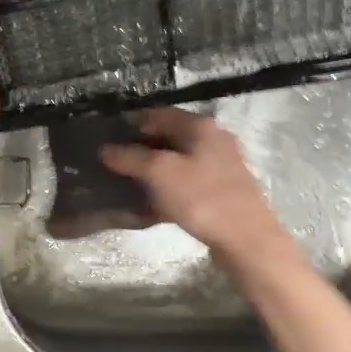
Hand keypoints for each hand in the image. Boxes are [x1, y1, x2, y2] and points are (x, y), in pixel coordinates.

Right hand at [99, 107, 303, 278]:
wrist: (245, 237)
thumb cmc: (201, 198)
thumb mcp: (159, 173)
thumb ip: (130, 157)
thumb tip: (105, 149)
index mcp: (199, 126)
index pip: (157, 114)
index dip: (130, 124)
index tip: (106, 139)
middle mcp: (212, 138)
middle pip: (168, 136)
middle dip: (139, 148)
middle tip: (113, 163)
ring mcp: (219, 164)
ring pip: (177, 160)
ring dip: (152, 169)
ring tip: (127, 183)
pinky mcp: (221, 188)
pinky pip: (186, 180)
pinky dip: (167, 186)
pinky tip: (150, 202)